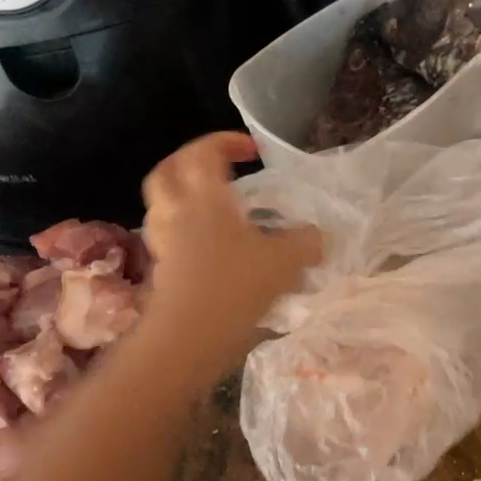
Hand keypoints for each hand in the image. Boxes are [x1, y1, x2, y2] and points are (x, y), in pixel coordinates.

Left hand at [136, 132, 322, 381]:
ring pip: (162, 203)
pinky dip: (183, 230)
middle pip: (168, 169)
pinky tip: (208, 245)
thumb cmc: (234, 288)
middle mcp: (178, 211)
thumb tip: (318, 237)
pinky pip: (167, 236)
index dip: (226, 142)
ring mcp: (165, 241)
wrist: (186, 339)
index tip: (253, 150)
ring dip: (182, 195)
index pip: (204, 152)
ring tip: (211, 205)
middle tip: (216, 167)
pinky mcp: (161, 269)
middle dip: (190, 160)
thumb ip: (305, 243)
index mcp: (205, 197)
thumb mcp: (285, 262)